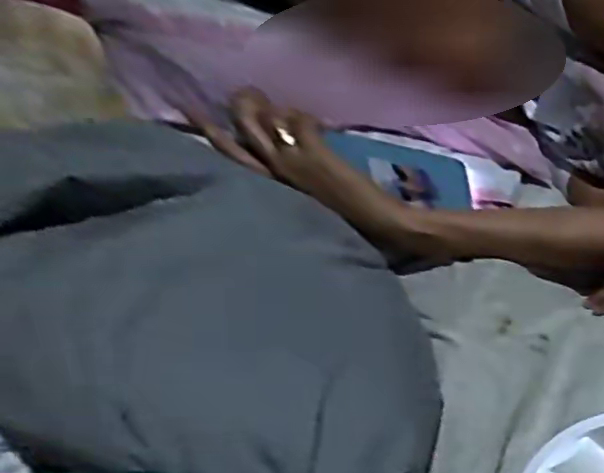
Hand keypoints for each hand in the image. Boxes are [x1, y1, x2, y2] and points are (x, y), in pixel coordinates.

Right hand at [194, 90, 403, 233]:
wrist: (393, 230)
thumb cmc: (362, 230)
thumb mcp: (317, 213)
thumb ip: (297, 194)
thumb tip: (288, 178)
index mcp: (275, 191)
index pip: (231, 155)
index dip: (211, 132)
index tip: (194, 113)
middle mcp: (277, 174)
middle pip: (241, 128)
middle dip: (239, 106)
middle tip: (248, 95)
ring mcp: (297, 163)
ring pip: (263, 119)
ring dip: (267, 105)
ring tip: (277, 102)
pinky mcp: (318, 156)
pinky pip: (298, 121)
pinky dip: (302, 116)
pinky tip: (315, 121)